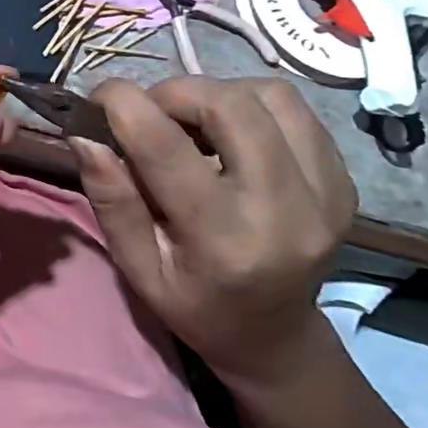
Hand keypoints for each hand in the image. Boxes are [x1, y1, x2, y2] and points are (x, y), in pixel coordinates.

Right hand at [72, 76, 356, 385]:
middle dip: (175, 92)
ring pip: (268, 95)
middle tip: (151, 110)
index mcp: (223, 242)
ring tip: (195, 120)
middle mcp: (284, 211)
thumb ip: (111, 200)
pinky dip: (253, 104)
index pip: (167, 148)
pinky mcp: (343, 180)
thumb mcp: (138, 268)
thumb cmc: (195, 305)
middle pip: (228, 106)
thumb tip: (84, 135)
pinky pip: (295, 109)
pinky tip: (233, 132)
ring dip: (218, 93)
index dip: (125, 105)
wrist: (276, 334)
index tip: (101, 97)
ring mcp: (325, 193)